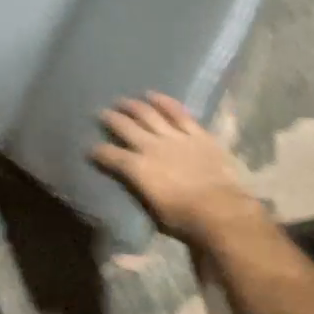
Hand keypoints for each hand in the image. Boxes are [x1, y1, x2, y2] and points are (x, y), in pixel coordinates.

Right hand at [91, 92, 263, 246]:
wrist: (221, 209)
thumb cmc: (186, 218)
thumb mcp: (155, 210)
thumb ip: (141, 189)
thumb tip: (134, 181)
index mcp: (138, 169)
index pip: (111, 155)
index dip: (99, 151)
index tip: (91, 149)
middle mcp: (151, 147)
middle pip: (125, 127)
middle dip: (111, 119)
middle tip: (102, 113)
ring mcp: (174, 137)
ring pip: (148, 114)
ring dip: (133, 106)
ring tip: (123, 100)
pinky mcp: (196, 133)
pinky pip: (177, 112)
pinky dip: (164, 102)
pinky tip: (153, 94)